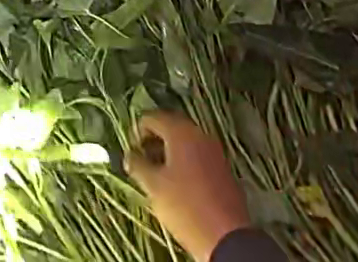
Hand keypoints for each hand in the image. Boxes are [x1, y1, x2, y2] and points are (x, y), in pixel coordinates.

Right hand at [125, 111, 251, 261]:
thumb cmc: (186, 206)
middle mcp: (199, 134)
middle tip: (142, 159)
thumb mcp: (154, 186)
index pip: (151, 117)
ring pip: (184, 142)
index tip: (132, 151)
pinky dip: (184, 161)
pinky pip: (198, 155)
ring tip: (157, 173)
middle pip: (169, 126)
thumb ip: (138, 165)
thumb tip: (129, 156)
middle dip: (153, 140)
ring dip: (168, 151)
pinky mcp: (223, 169)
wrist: (228, 239)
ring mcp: (214, 151)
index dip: (137, 131)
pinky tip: (178, 182)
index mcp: (180, 131)